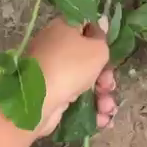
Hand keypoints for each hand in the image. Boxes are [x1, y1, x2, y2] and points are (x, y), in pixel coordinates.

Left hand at [25, 19, 119, 134]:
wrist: (37, 101)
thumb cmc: (70, 67)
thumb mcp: (97, 50)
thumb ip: (102, 41)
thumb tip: (98, 33)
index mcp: (63, 29)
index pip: (85, 27)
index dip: (100, 40)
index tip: (108, 53)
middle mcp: (56, 48)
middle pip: (88, 59)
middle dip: (104, 75)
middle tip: (108, 85)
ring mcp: (52, 73)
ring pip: (84, 82)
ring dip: (102, 95)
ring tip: (107, 108)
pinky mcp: (52, 95)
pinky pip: (76, 99)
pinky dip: (90, 108)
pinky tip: (102, 119)